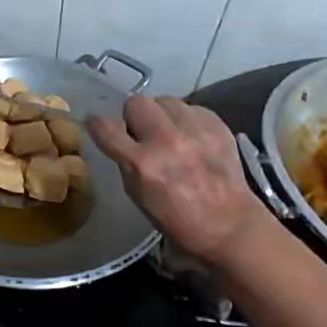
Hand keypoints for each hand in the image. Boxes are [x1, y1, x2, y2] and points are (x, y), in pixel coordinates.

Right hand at [88, 95, 273, 266]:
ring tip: (170, 133)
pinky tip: (191, 138)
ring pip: (165, 101)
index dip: (97, 124)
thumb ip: (127, 162)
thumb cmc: (177, 220)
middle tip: (142, 132)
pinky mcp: (217, 125)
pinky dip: (186, 120)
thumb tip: (123, 138)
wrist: (229, 226)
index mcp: (142, 164)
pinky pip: (191, 108)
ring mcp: (195, 130)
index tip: (98, 124)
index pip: (106, 127)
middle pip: (137, 102)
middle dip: (135, 116)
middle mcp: (167, 141)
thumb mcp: (138, 195)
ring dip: (162, 115)